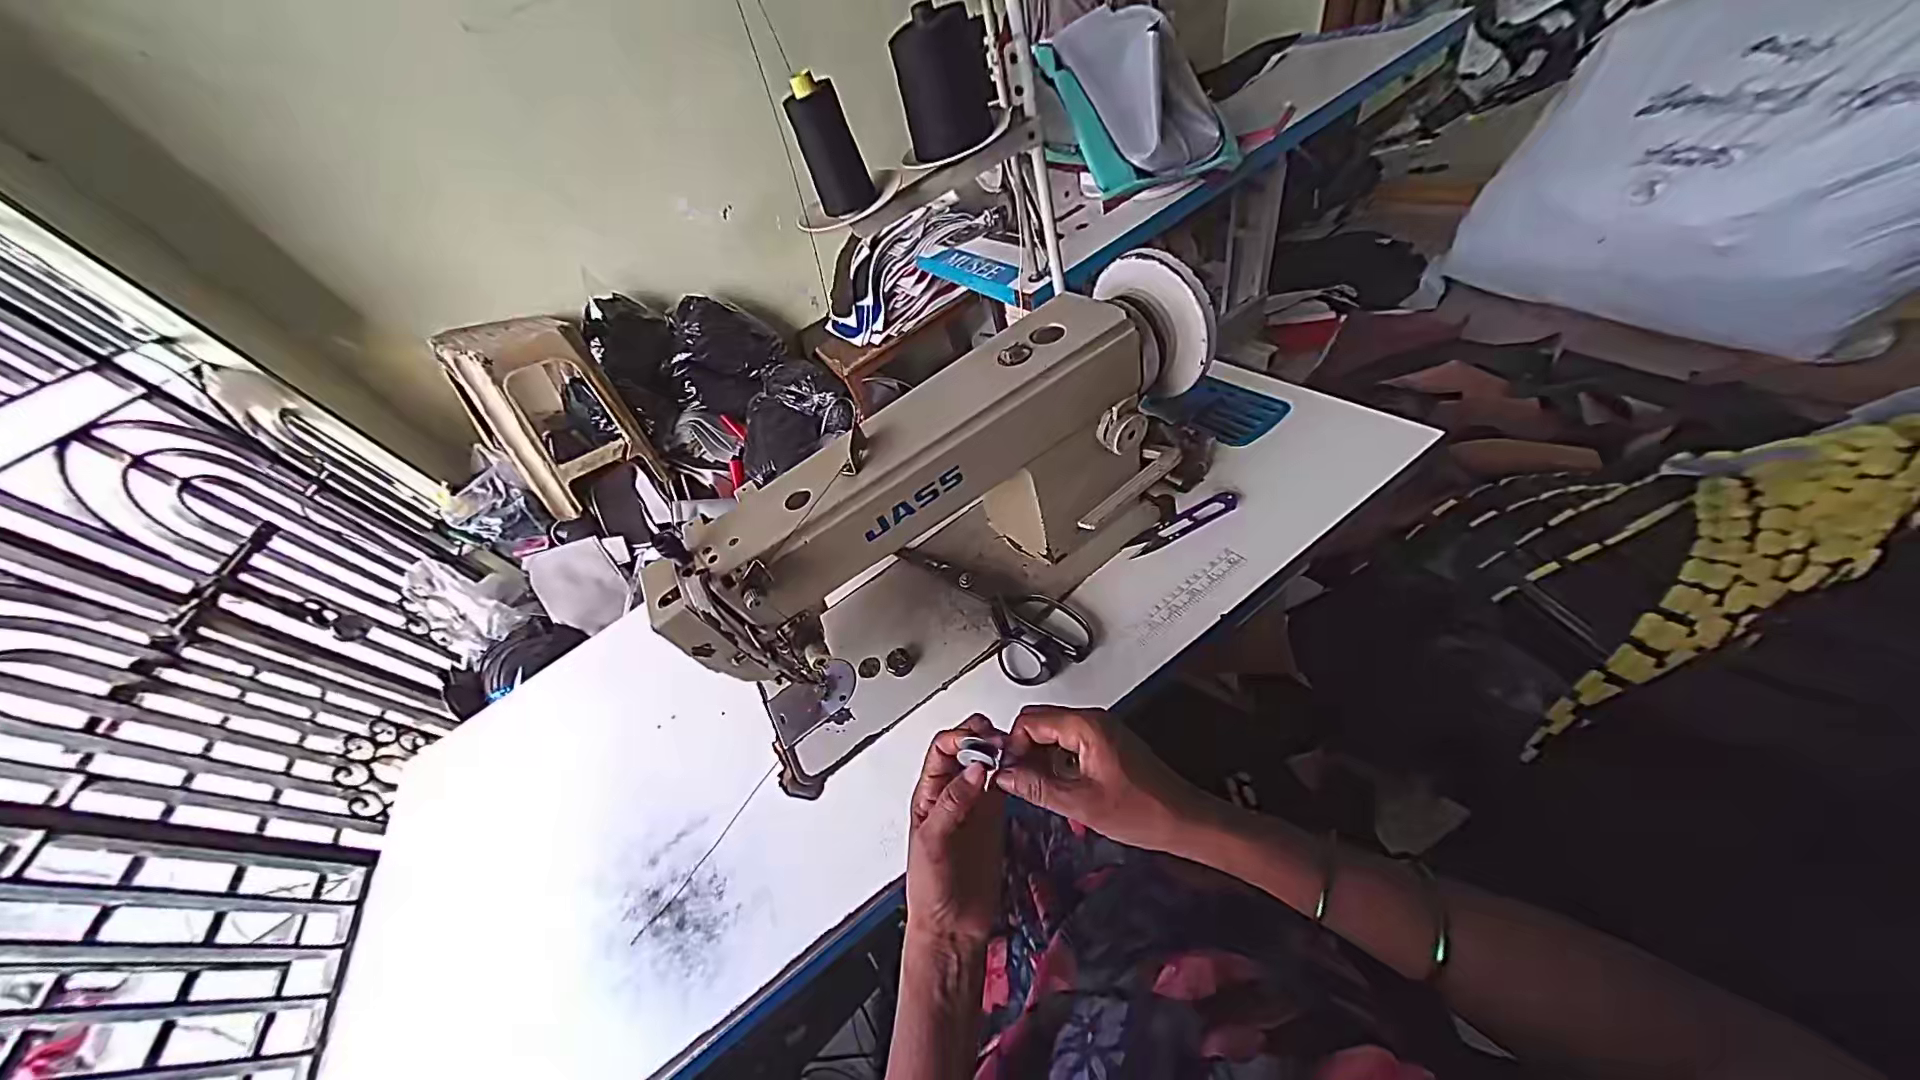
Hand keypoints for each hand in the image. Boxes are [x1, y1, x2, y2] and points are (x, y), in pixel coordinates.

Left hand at [905, 715, 1005, 948]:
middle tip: (1001, 739)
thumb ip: (953, 803)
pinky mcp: (995, 817)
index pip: (942, 749)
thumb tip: (975, 769)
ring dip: (1000, 751)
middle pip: (966, 749)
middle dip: (982, 737)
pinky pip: (1004, 784)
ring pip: (987, 762)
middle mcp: (952, 793)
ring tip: (1014, 749)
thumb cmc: (930, 890)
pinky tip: (1021, 768)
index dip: (960, 738)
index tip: (980, 740)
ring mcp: (975, 804)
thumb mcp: (932, 841)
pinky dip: (1013, 772)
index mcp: (929, 793)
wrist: (953, 928)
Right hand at [994, 706, 1209, 851]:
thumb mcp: (1080, 804)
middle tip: (1014, 777)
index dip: (1012, 745)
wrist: (1183, 819)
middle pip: (1039, 721)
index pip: (1030, 721)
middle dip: (1022, 748)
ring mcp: (1101, 730)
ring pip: (1052, 731)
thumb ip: (1036, 788)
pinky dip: (1055, 758)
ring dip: (1038, 754)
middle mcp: (1094, 720)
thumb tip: (1006, 778)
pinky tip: (1054, 782)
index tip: (1007, 769)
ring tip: (1032, 784)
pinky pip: (1068, 740)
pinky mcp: (1105, 742)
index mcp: (1087, 727)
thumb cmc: (1145, 810)